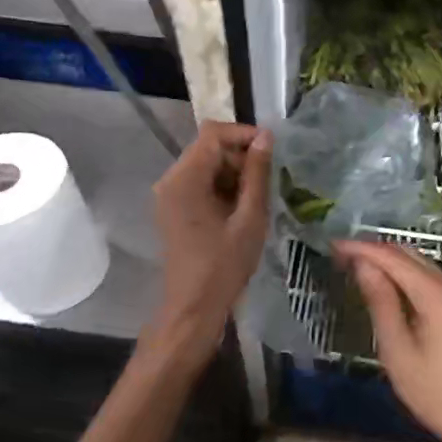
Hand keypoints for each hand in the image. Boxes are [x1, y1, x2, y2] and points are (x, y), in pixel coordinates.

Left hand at [152, 122, 271, 334]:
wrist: (193, 308)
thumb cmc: (224, 266)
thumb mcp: (250, 218)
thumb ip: (257, 174)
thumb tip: (265, 138)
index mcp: (185, 179)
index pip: (213, 134)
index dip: (243, 134)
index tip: (271, 148)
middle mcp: (171, 180)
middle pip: (208, 147)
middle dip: (240, 155)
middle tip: (268, 177)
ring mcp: (169, 194)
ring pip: (206, 165)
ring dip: (233, 172)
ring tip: (258, 195)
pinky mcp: (174, 208)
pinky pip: (200, 183)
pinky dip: (222, 186)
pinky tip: (242, 207)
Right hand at [336, 241, 441, 441]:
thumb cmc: (435, 392)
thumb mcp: (398, 350)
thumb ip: (380, 302)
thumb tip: (363, 265)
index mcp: (436, 294)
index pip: (392, 257)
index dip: (362, 248)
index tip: (333, 246)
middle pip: (407, 253)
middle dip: (373, 249)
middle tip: (339, 255)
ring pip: (417, 261)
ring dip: (387, 259)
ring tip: (354, 265)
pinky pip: (425, 275)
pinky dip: (401, 271)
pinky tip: (383, 282)